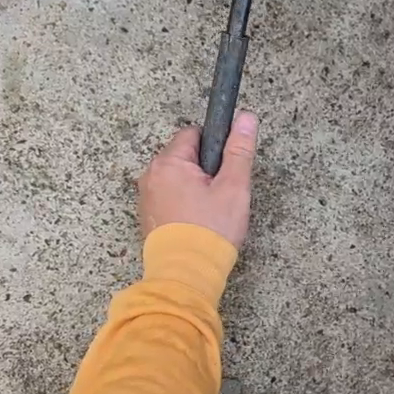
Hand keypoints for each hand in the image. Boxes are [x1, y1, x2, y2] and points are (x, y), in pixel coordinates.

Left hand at [137, 111, 258, 247]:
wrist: (186, 273)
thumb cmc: (210, 232)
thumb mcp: (233, 187)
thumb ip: (239, 150)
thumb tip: (246, 119)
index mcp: (169, 163)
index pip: (193, 134)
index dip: (214, 148)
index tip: (225, 168)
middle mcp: (151, 176)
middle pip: (184, 157)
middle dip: (204, 171)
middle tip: (220, 196)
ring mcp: (147, 197)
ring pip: (177, 179)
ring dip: (193, 189)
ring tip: (209, 213)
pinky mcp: (148, 217)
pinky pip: (169, 199)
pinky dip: (183, 205)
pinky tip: (197, 223)